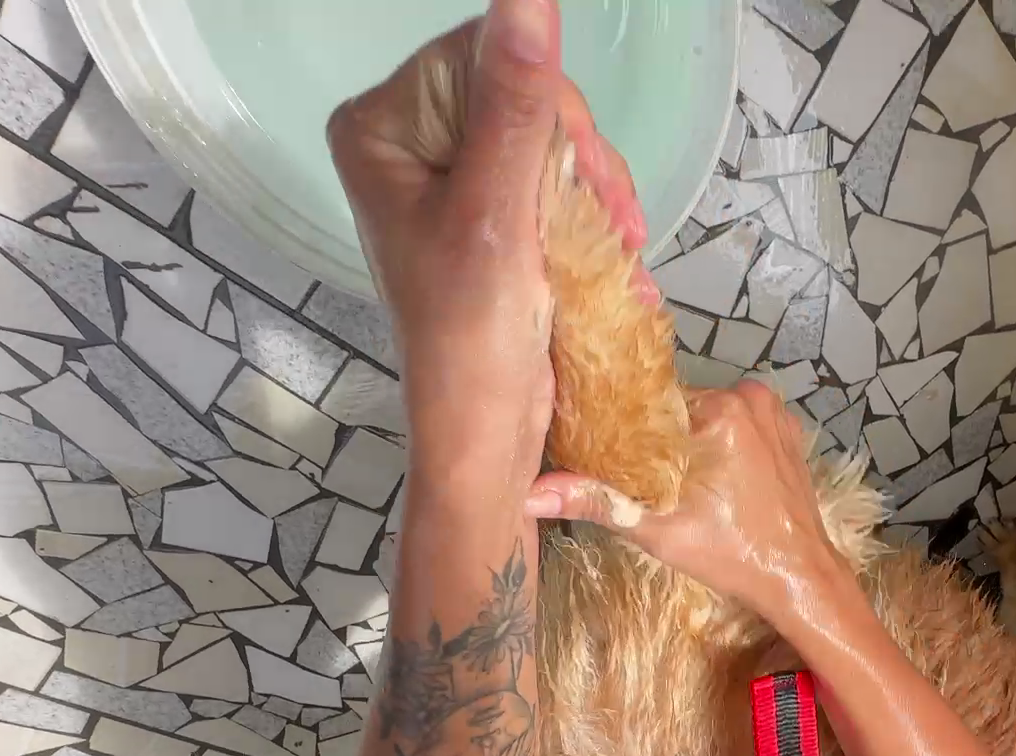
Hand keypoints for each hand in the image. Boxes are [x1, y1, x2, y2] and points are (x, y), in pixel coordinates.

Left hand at [325, 0, 649, 468]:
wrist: (485, 435)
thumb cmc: (474, 337)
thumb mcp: (496, 219)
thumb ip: (515, 109)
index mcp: (387, 129)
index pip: (486, 60)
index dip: (558, 114)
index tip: (601, 189)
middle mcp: (414, 148)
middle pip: (525, 105)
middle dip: (586, 170)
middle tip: (625, 231)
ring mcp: (455, 190)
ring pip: (550, 153)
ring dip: (600, 205)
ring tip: (627, 260)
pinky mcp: (493, 229)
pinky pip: (553, 197)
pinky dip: (593, 231)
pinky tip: (621, 269)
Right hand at [524, 382, 857, 624]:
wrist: (798, 574)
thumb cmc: (728, 554)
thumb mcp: (657, 530)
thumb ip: (597, 501)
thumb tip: (529, 494)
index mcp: (716, 412)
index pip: (654, 402)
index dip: (633, 429)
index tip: (622, 456)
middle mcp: (748, 397)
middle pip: (682, 406)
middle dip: (665, 438)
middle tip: (654, 478)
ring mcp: (775, 411)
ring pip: (712, 413)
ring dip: (697, 440)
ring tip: (689, 481)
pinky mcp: (790, 428)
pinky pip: (742, 421)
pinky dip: (728, 441)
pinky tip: (723, 477)